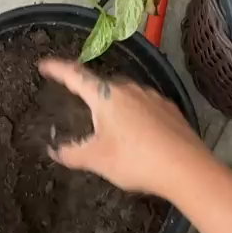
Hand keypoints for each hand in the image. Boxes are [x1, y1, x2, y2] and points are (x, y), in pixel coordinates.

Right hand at [37, 59, 210, 197]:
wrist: (187, 168)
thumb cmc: (135, 160)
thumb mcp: (97, 160)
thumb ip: (72, 153)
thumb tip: (54, 150)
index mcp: (106, 96)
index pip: (75, 76)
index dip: (57, 68)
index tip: (44, 64)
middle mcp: (128, 89)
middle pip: (101, 85)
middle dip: (88, 93)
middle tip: (79, 106)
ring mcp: (151, 96)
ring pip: (124, 94)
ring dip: (113, 104)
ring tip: (110, 125)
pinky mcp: (169, 108)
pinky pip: (143, 104)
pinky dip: (134, 113)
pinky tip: (137, 132)